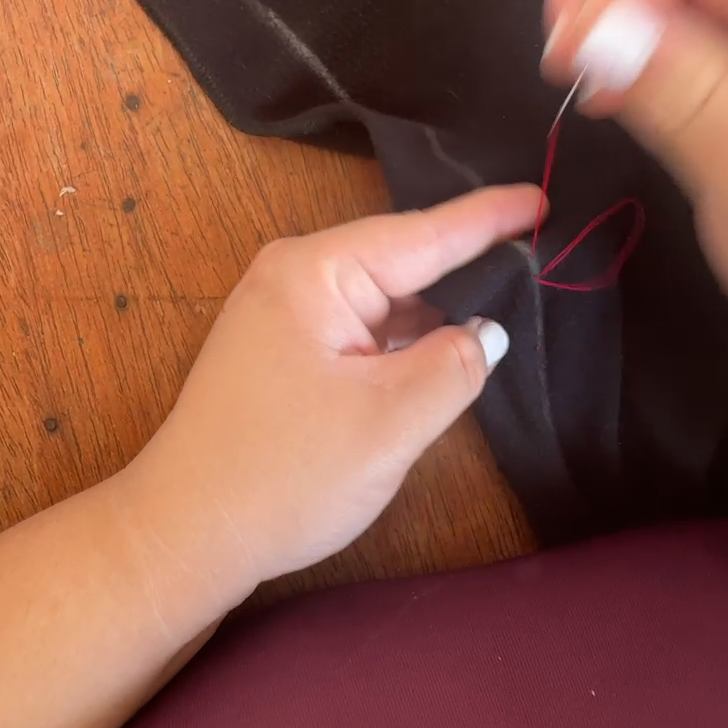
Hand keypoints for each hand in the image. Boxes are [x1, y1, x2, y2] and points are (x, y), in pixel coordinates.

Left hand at [118, 186, 534, 588]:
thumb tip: (487, 330)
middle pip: (399, 260)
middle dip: (465, 260)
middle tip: (540, 248)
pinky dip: (402, 337)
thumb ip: (452, 367)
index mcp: (314, 272)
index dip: (487, 218)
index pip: (420, 234)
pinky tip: (442, 343)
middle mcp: (295, 276)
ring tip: (508, 292)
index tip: (541, 196)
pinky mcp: (286, 347)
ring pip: (381, 298)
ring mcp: (285, 311)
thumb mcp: (386, 422)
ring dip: (433, 307)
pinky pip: (361, 327)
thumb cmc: (283, 473)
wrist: (185, 531)